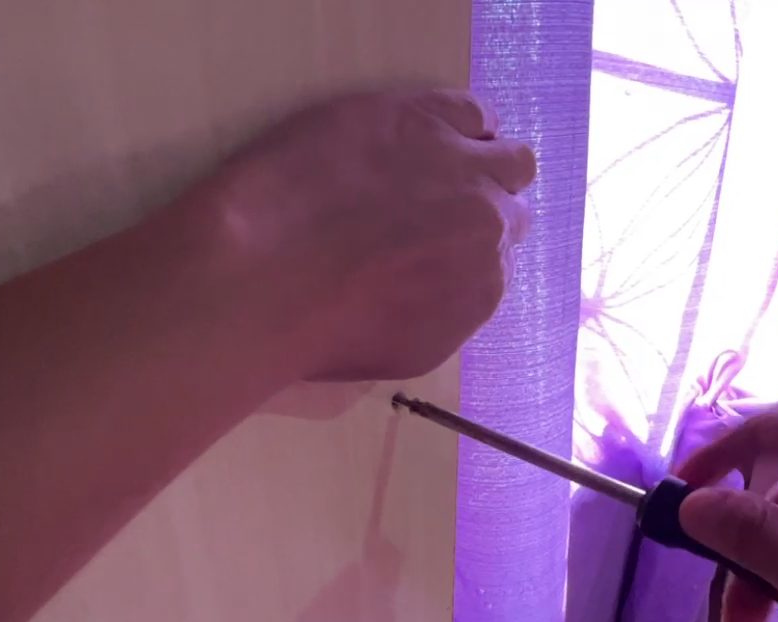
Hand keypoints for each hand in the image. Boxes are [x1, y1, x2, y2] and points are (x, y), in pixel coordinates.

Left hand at [151, 88, 535, 383]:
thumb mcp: (410, 352)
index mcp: (485, 288)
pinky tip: (428, 138)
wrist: (265, 277)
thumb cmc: (329, 333)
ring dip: (486, 168)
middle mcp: (490, 225)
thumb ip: (453, 311)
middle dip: (484, 214)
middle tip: (439, 216)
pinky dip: (465, 125)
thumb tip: (455, 284)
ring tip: (438, 173)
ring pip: (510, 160)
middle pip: (511, 210)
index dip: (470, 256)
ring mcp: (461, 166)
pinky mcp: (423, 116)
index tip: (442, 253)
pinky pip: (475, 113)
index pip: (500, 263)